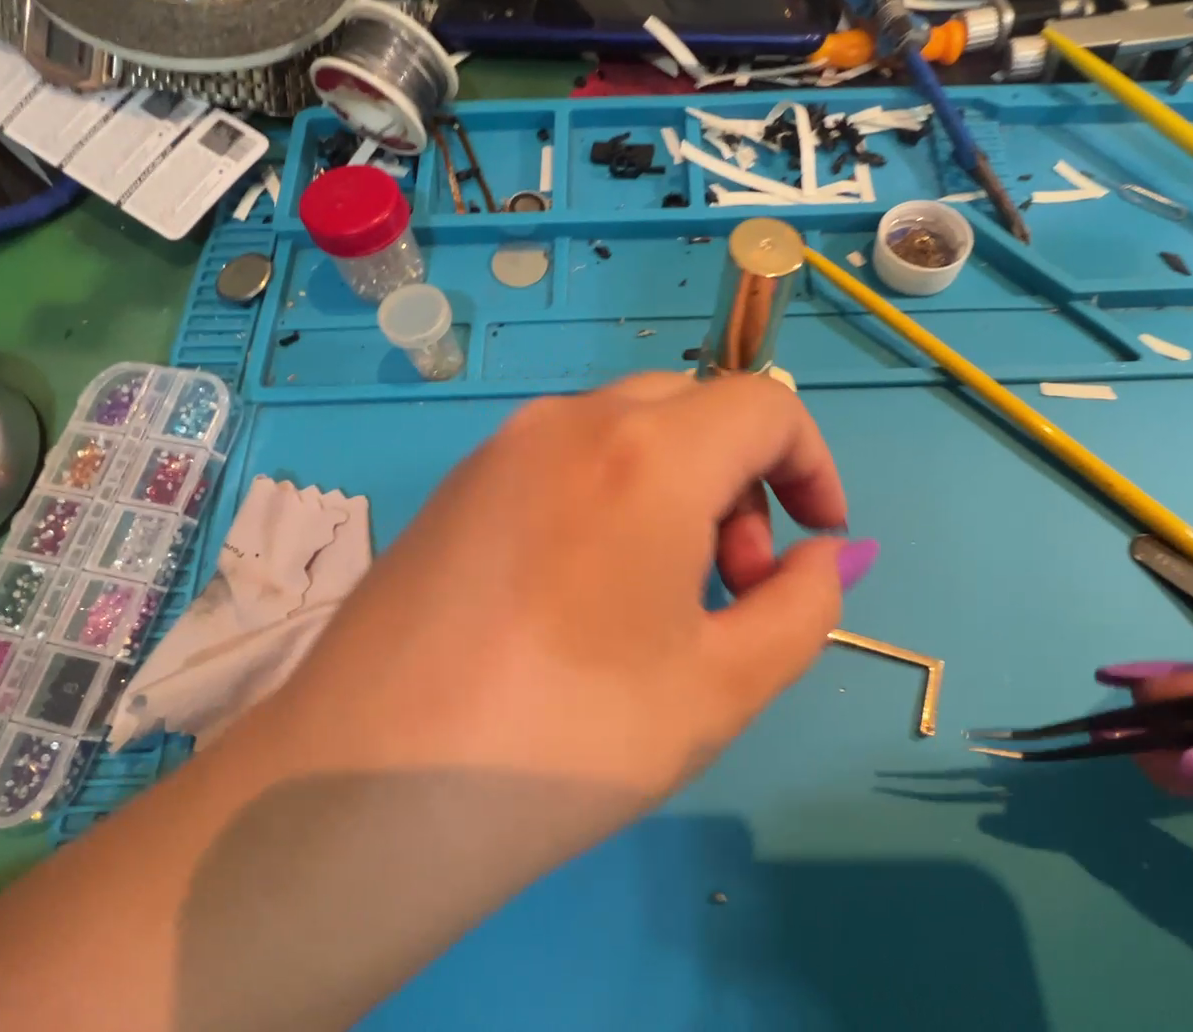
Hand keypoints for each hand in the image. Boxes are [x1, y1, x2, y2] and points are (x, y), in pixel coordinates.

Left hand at [280, 371, 876, 809]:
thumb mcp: (727, 684)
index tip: (819, 540)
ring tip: (659, 601)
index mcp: (648, 452)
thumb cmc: (572, 733)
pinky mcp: (454, 490)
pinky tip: (582, 598)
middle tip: (732, 587)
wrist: (368, 788)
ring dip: (678, 495)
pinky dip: (611, 502)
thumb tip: (823, 555)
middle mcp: (570, 421)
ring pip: (627, 436)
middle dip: (744, 485)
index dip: (814, 464)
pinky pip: (564, 465)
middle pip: (694, 413)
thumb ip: (805, 606)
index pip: (766, 406)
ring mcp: (499, 451)